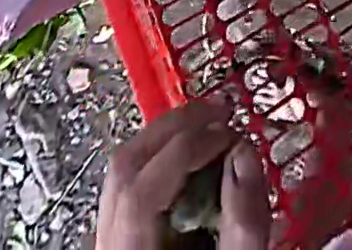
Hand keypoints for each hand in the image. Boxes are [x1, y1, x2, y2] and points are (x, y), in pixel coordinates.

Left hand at [96, 101, 270, 249]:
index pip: (141, 192)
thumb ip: (245, 222)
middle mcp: (108, 249)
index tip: (231, 132)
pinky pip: (129, 184)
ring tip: (211, 125)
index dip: (187, 150)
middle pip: (124, 171)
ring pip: (122, 173)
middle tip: (222, 114)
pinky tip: (193, 155)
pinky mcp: (117, 243)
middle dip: (175, 130)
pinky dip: (161, 157)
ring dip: (167, 137)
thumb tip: (244, 151)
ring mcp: (106, 246)